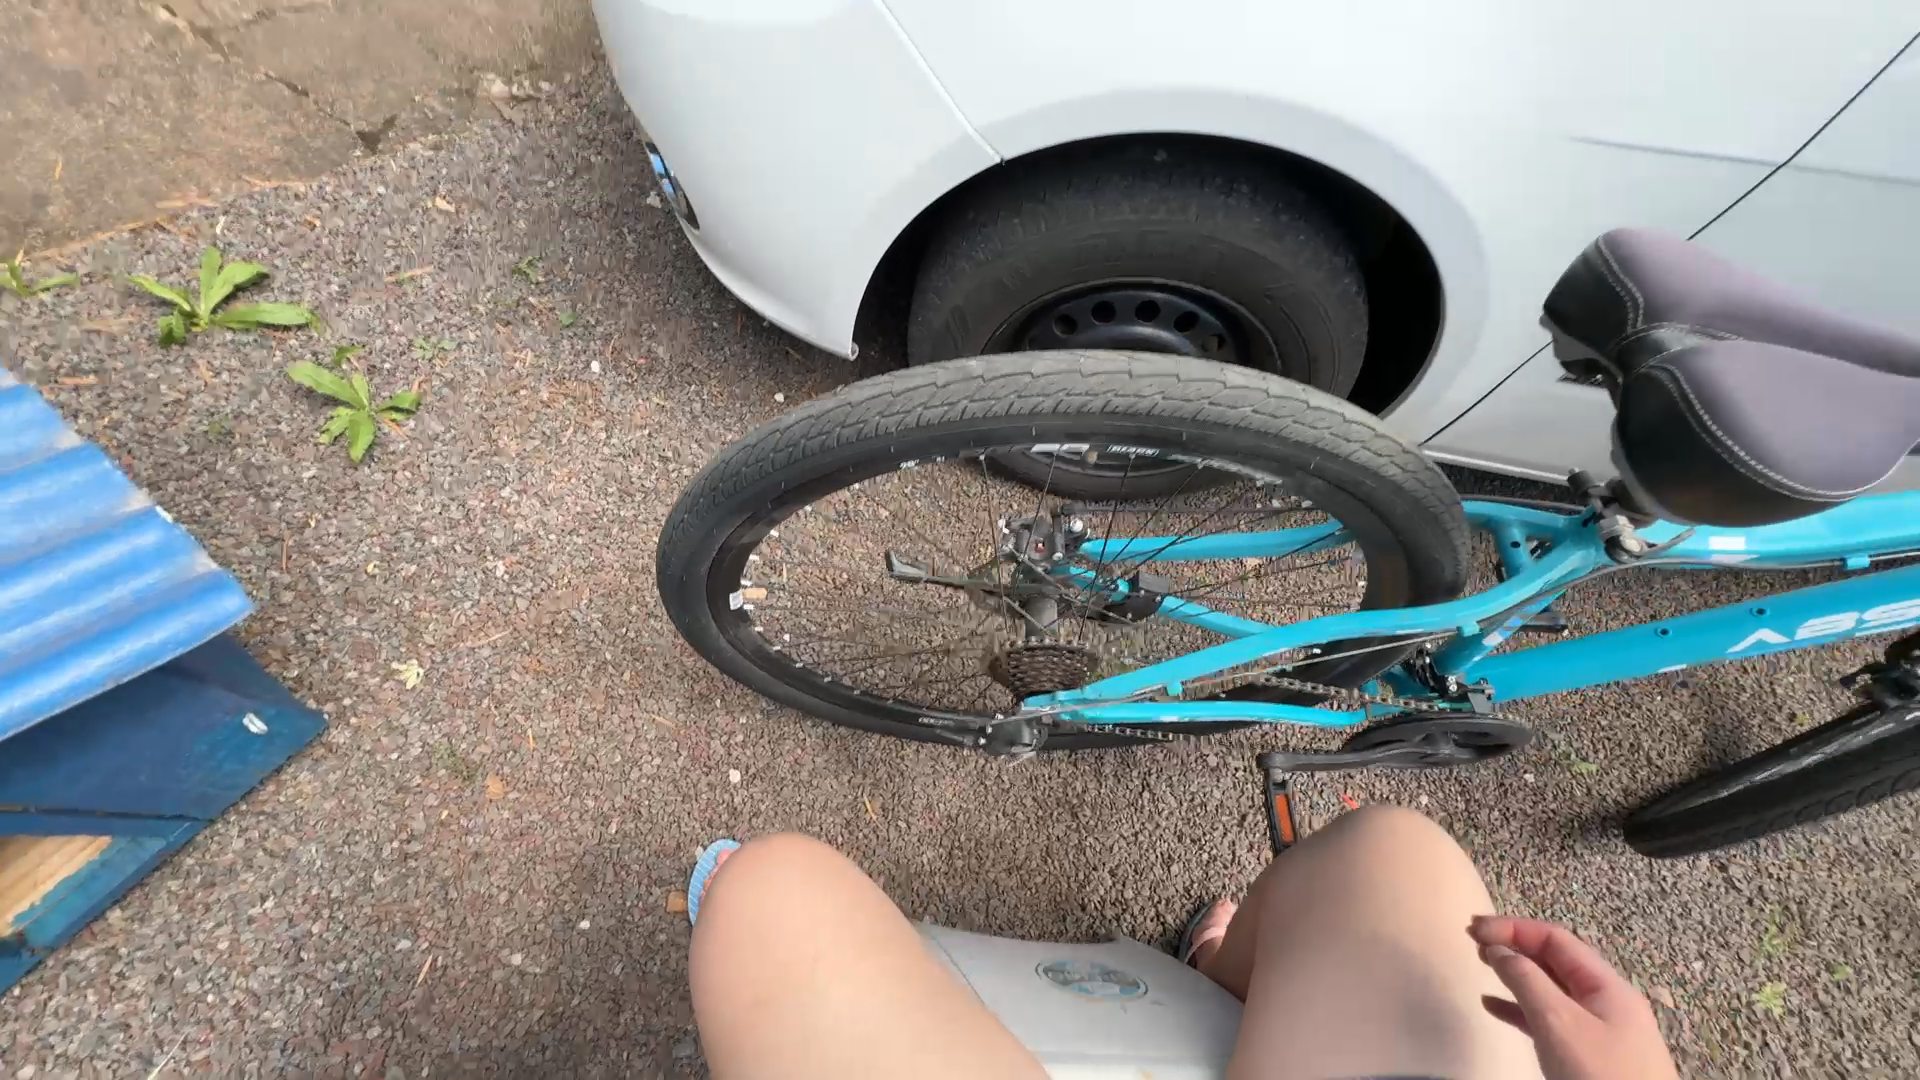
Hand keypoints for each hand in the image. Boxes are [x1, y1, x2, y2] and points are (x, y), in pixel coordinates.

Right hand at [1469, 915, 1677, 1079]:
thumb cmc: (1600, 1076)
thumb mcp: (1558, 1021)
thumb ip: (1524, 978)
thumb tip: (1498, 950)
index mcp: (1607, 987)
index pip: (1555, 938)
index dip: (1512, 927)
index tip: (1474, 930)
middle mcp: (1606, 1003)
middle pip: (1553, 960)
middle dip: (1512, 945)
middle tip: (1472, 941)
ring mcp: (1600, 1032)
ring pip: (1549, 988)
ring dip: (1513, 973)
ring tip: (1480, 965)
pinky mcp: (1589, 1056)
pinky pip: (1548, 1018)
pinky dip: (1518, 1006)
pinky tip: (1492, 1006)